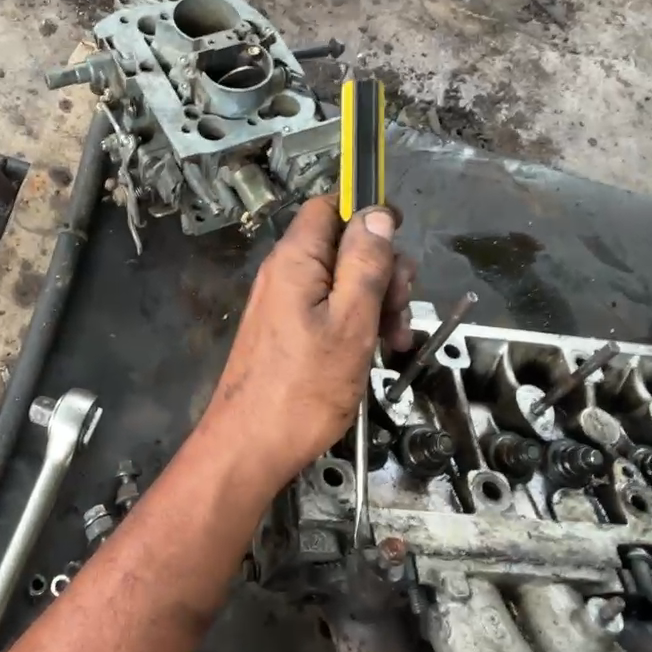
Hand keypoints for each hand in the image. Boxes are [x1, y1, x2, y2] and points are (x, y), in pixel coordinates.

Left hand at [198, 198, 414, 491]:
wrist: (252, 445)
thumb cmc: (303, 388)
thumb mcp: (350, 321)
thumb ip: (366, 264)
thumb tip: (377, 214)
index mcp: (296, 259)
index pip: (330, 205)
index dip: (368, 215)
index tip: (398, 243)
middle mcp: (286, 273)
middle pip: (344, 245)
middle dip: (383, 269)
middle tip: (399, 310)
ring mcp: (286, 303)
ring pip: (343, 280)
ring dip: (378, 302)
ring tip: (394, 340)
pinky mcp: (290, 330)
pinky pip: (330, 309)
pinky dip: (358, 323)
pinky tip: (377, 350)